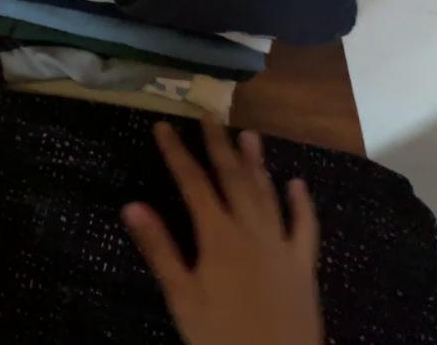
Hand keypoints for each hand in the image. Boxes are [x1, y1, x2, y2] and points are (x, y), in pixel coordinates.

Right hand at [121, 117, 322, 344]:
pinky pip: (305, 229)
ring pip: (266, 195)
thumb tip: (131, 204)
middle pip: (232, 178)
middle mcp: (251, 232)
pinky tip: (298, 184)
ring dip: (256, 163)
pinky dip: (302, 205)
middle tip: (208, 114)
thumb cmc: (222, 338)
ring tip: (249, 134)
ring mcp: (281, 248)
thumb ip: (159, 249)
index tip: (163, 125)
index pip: (193, 182)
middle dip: (217, 144)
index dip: (176, 152)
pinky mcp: (304, 268)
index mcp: (218, 236)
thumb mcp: (183, 298)